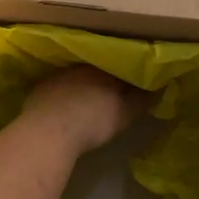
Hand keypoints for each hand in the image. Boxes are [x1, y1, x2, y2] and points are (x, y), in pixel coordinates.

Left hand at [20, 65, 146, 155]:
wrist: (48, 132)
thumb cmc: (92, 123)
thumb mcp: (123, 115)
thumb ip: (141, 101)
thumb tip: (158, 90)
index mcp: (105, 69)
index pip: (122, 67)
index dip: (129, 77)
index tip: (133, 86)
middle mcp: (81, 66)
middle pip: (98, 69)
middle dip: (105, 78)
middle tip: (110, 93)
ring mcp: (58, 75)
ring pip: (76, 76)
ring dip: (82, 84)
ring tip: (86, 99)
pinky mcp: (40, 87)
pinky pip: (57, 86)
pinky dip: (63, 93)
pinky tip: (64, 106)